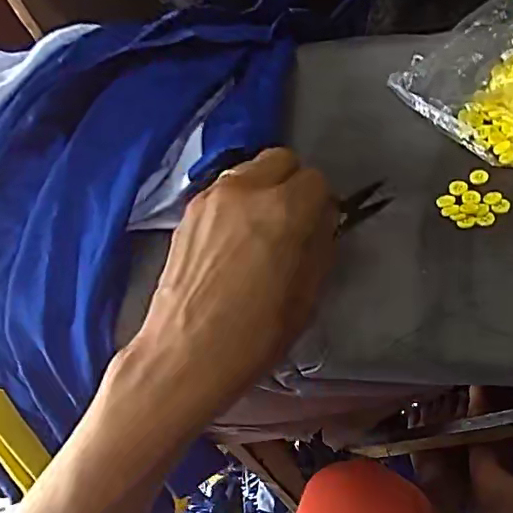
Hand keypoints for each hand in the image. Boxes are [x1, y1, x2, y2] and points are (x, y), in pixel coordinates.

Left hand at [119, 147, 336, 433]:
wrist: (189, 352)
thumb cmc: (258, 332)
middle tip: (299, 221)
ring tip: (266, 231)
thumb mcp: (308, 295)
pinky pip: (225, 190)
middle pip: (281, 160)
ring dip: (266, 189)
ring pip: (249, 170)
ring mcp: (210, 197)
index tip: (323, 228)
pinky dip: (239, 202)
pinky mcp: (188, 212)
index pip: (317, 181)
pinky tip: (239, 240)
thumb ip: (320, 249)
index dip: (325, 204)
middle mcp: (245, 191)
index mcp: (284, 211)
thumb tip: (322, 225)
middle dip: (295, 184)